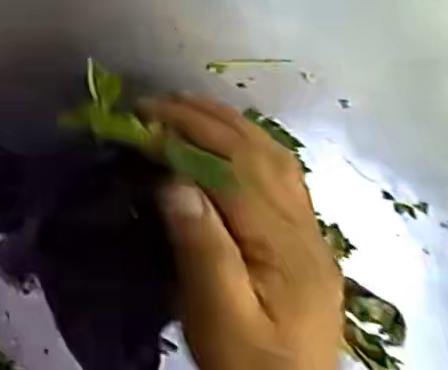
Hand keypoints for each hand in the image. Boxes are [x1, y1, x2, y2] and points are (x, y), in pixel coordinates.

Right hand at [143, 95, 342, 369]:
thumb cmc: (245, 360)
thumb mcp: (218, 314)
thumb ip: (203, 248)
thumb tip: (174, 182)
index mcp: (285, 250)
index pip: (232, 173)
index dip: (183, 139)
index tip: (137, 122)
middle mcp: (305, 232)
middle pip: (257, 154)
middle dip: (201, 119)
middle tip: (150, 104)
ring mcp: (310, 234)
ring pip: (274, 157)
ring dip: (228, 122)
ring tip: (182, 104)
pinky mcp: (303, 239)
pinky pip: (280, 172)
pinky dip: (247, 141)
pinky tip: (223, 136)